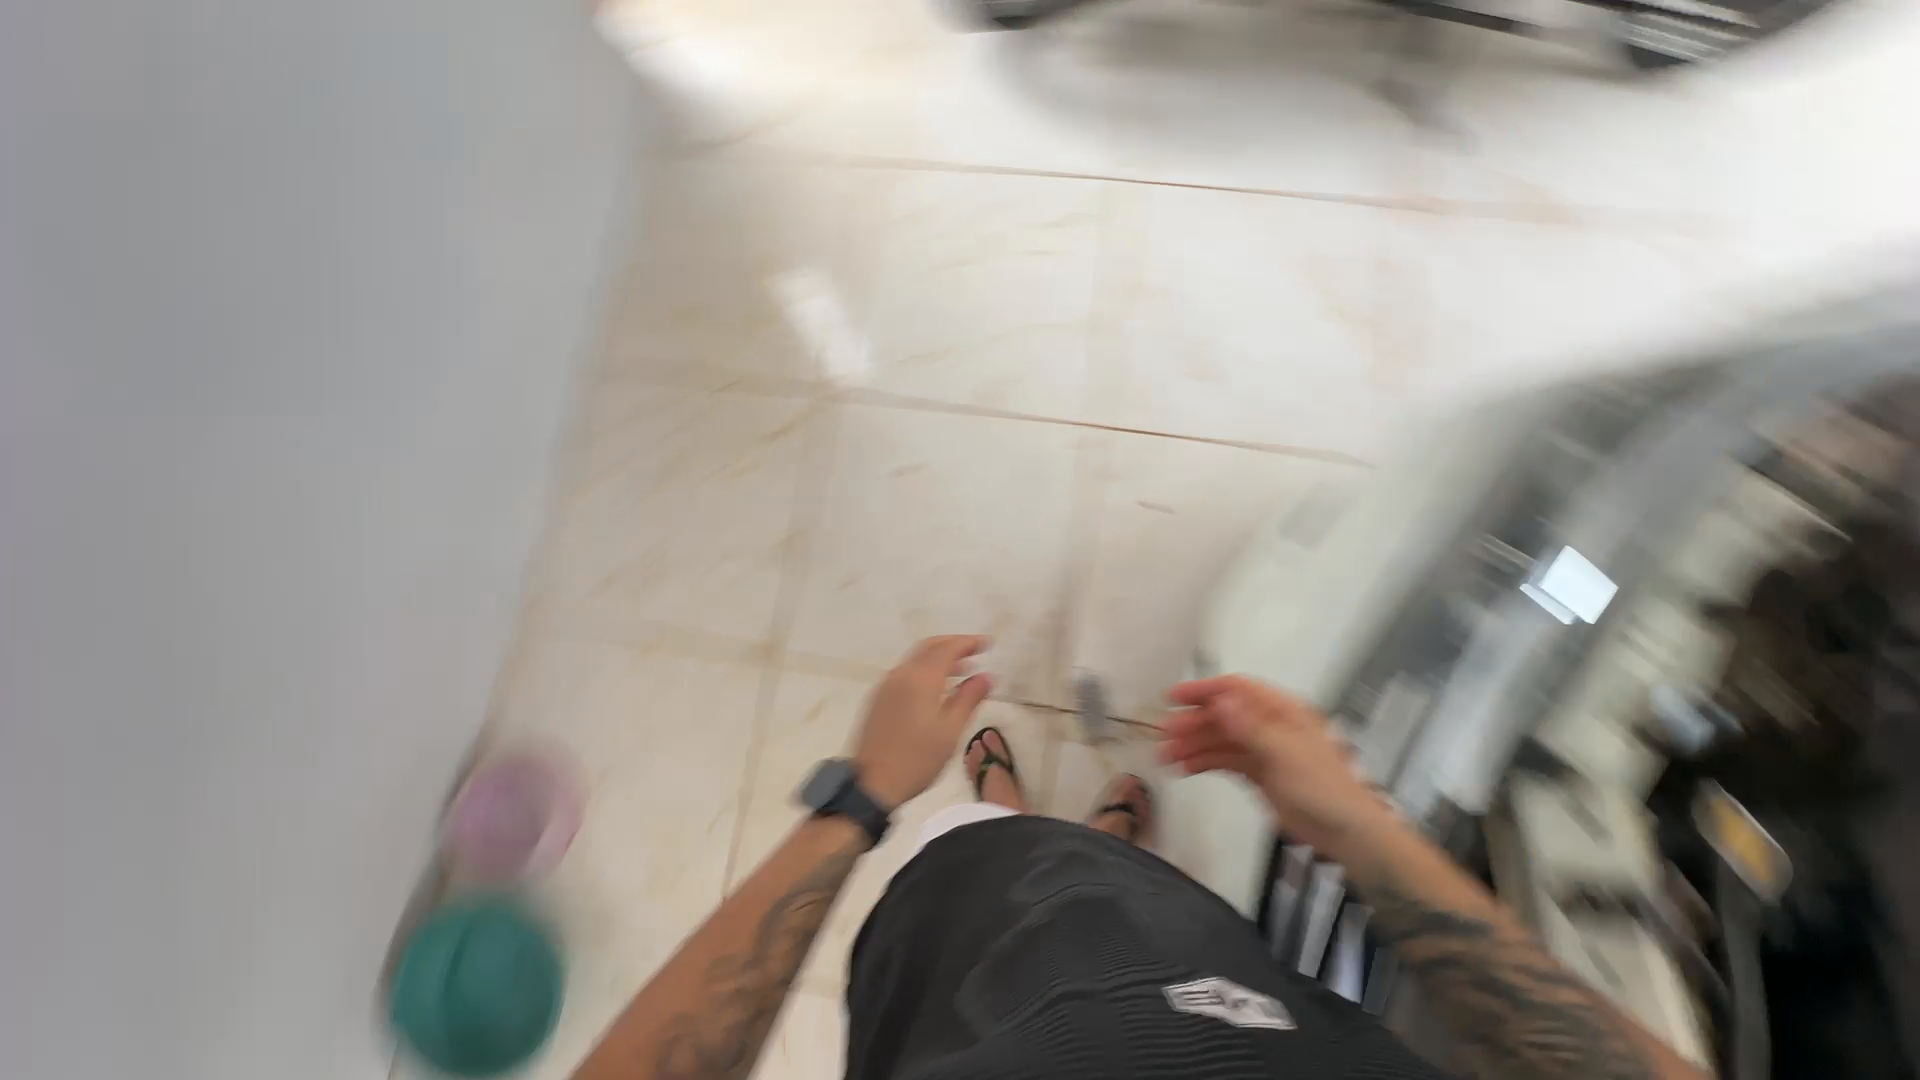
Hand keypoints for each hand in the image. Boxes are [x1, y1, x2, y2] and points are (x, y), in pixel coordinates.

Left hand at [854, 635, 993, 809]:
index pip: (947, 649)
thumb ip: (969, 699)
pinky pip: (905, 673)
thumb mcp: (950, 731)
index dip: (968, 642)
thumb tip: (986, 676)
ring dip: (939, 658)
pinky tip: (937, 690)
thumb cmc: (917, 759)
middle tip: (976, 651)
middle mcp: (900, 675)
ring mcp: (886, 686)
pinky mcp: (878, 699)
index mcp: (920, 679)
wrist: (872, 783)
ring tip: (962, 672)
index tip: (987, 644)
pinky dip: (924, 671)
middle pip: (928, 647)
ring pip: (915, 660)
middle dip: (953, 645)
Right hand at [1158, 675, 1398, 857]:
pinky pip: (1224, 761)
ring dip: (1192, 745)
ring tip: (1165, 758)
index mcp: (1281, 711)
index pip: (1237, 690)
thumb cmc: (1321, 786)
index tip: (1173, 698)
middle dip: (1193, 723)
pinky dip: (1203, 762)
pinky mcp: (1257, 774)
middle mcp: (1269, 725)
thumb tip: (1220, 702)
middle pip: (1223, 716)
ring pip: (1220, 740)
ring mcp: (1262, 750)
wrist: (1347, 832)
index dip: (1205, 690)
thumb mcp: (1284, 753)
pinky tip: (1184, 769)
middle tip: (1164, 735)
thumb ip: (1250, 728)